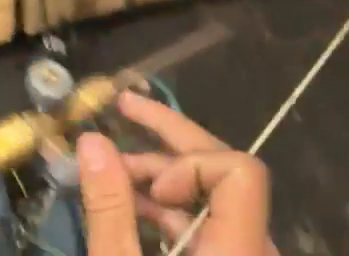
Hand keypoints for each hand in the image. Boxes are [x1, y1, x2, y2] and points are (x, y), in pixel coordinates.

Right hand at [78, 91, 273, 255]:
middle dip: (170, 137)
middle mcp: (255, 249)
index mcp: (237, 250)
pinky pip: (213, 222)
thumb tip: (93, 140)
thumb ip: (109, 208)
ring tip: (113, 171)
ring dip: (165, 175)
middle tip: (123, 106)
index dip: (192, 162)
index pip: (240, 170)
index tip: (152, 186)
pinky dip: (174, 206)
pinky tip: (133, 206)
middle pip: (227, 170)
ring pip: (216, 196)